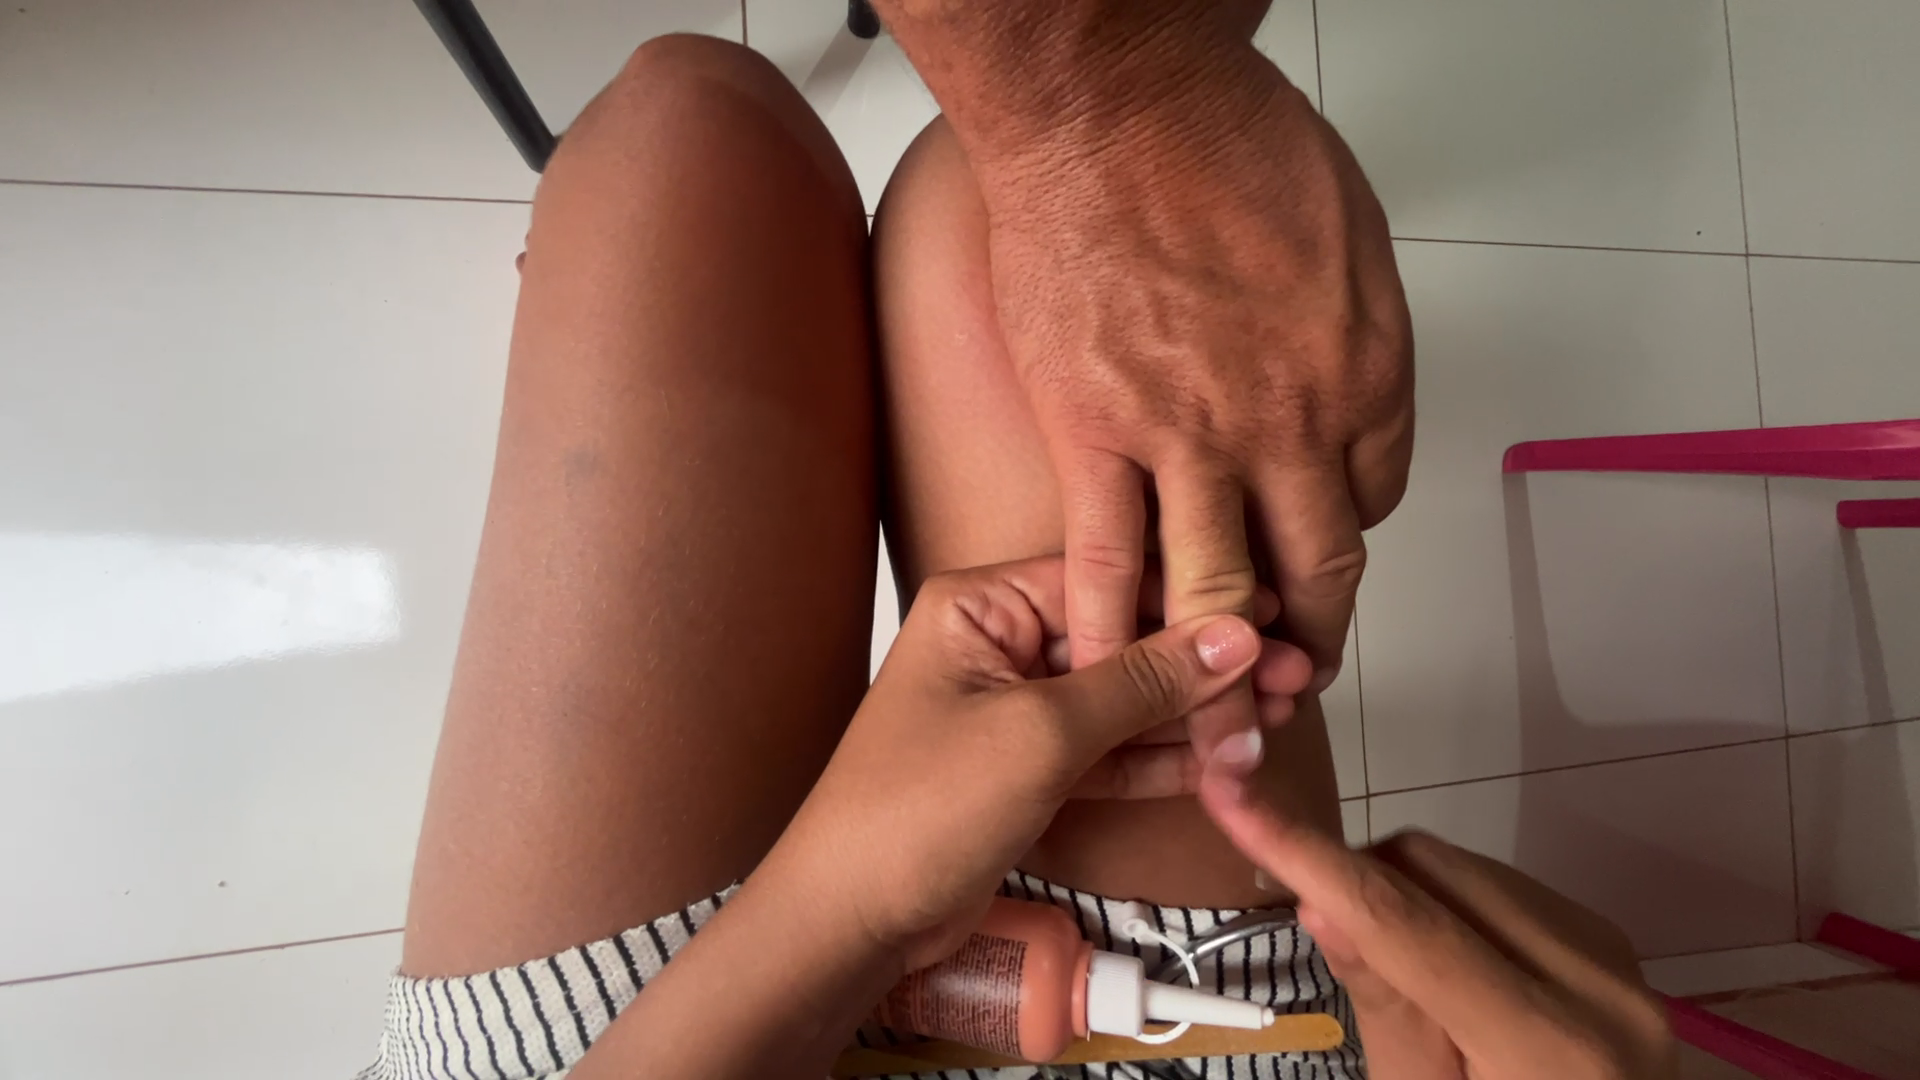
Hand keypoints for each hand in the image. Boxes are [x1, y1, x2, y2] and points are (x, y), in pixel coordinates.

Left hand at [761, 556, 1311, 972]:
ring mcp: (1018, 706)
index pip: (1101, 578)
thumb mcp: (1041, 732)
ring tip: (1276, 709)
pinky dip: (1159, 754)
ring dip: (1192, 709)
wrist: (857, 918)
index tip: (1269, 608)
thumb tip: (1231, 633)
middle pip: (1119, 639)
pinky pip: (1107, 748)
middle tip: (1291, 669)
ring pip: (1121, 698)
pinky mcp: (1032, 764)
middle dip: (1201, 660)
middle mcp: (1000, 644)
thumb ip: (1140, 681)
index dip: (1186, 595)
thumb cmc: (923, 805)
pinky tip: (1222, 752)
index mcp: (983, 606)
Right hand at [964, 37, 1412, 758]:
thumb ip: (1355, 332)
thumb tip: (1331, 402)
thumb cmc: (1226, 147)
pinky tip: (1103, 671)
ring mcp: (1185, 438)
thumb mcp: (1347, 225)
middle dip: (1306, 645)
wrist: (1111, 112)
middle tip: (1291, 689)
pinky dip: (1109, 625)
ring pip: (1212, 587)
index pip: (1366, 500)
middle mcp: (1286, 424)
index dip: (1336, 548)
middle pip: (1309, 567)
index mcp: (1360, 370)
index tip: (1307, 570)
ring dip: (1214, 664)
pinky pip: (1106, 556)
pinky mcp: (1090, 436)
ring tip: (1207, 714)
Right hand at [1197, 763, 1675, 1078]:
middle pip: (1425, 866)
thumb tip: (1318, 903)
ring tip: (1407, 970)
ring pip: (1450, 860)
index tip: (1230, 799)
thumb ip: (1379, 1001)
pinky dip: (1438, 899)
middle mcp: (1596, 981)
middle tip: (1336, 940)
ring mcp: (1610, 952)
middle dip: (1358, 880)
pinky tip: (1450, 961)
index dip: (1307, 855)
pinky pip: (1485, 876)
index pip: (1399, 922)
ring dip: (1397, 890)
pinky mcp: (1603, 935)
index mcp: (1549, 1048)